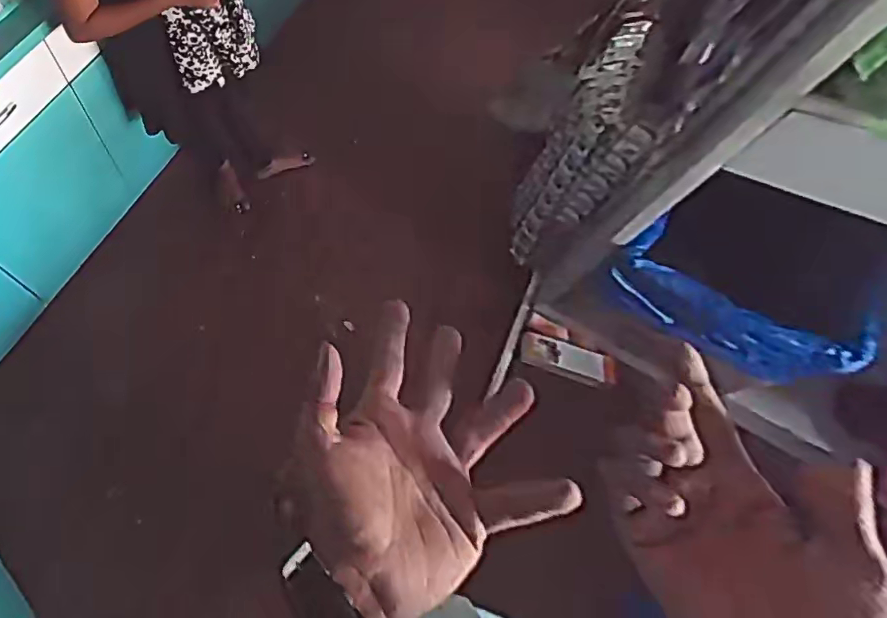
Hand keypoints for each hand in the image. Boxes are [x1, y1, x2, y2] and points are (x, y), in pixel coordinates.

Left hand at [290, 301, 582, 617]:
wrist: (364, 580)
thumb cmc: (336, 512)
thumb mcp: (317, 449)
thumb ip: (321, 399)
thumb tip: (326, 348)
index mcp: (380, 420)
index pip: (387, 365)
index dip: (392, 336)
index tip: (398, 306)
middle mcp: (416, 439)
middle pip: (436, 388)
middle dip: (442, 360)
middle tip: (452, 332)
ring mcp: (445, 475)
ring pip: (479, 432)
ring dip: (501, 412)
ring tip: (523, 389)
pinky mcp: (470, 517)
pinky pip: (511, 504)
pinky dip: (538, 499)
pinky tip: (568, 490)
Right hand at [602, 347, 886, 617]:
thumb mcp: (860, 570)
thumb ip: (842, 507)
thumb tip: (844, 446)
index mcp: (744, 484)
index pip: (709, 419)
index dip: (691, 383)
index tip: (678, 351)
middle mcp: (697, 484)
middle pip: (660, 421)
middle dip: (662, 406)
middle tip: (673, 406)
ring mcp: (665, 505)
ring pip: (628, 444)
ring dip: (644, 440)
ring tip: (674, 459)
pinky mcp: (640, 531)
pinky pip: (615, 485)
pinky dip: (630, 479)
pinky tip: (666, 499)